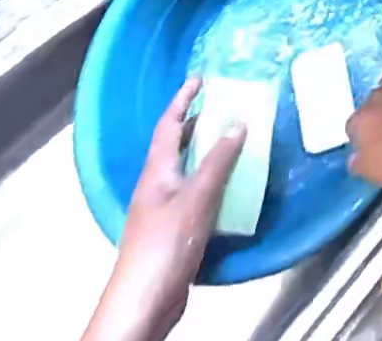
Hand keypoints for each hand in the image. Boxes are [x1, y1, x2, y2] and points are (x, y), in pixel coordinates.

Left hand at [84, 78, 245, 340]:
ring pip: (187, 168)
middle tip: (223, 106)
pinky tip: (230, 184)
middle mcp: (157, 185)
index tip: (199, 79)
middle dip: (197, 123)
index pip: (168, 125)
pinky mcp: (174, 228)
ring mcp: (163, 208)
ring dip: (207, 151)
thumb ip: (218, 161)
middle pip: (176, 145)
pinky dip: (212, 178)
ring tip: (233, 138)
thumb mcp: (197, 197)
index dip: (183, 100)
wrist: (143, 303)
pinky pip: (195, 190)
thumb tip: (238, 124)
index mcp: (157, 172)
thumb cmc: (165, 244)